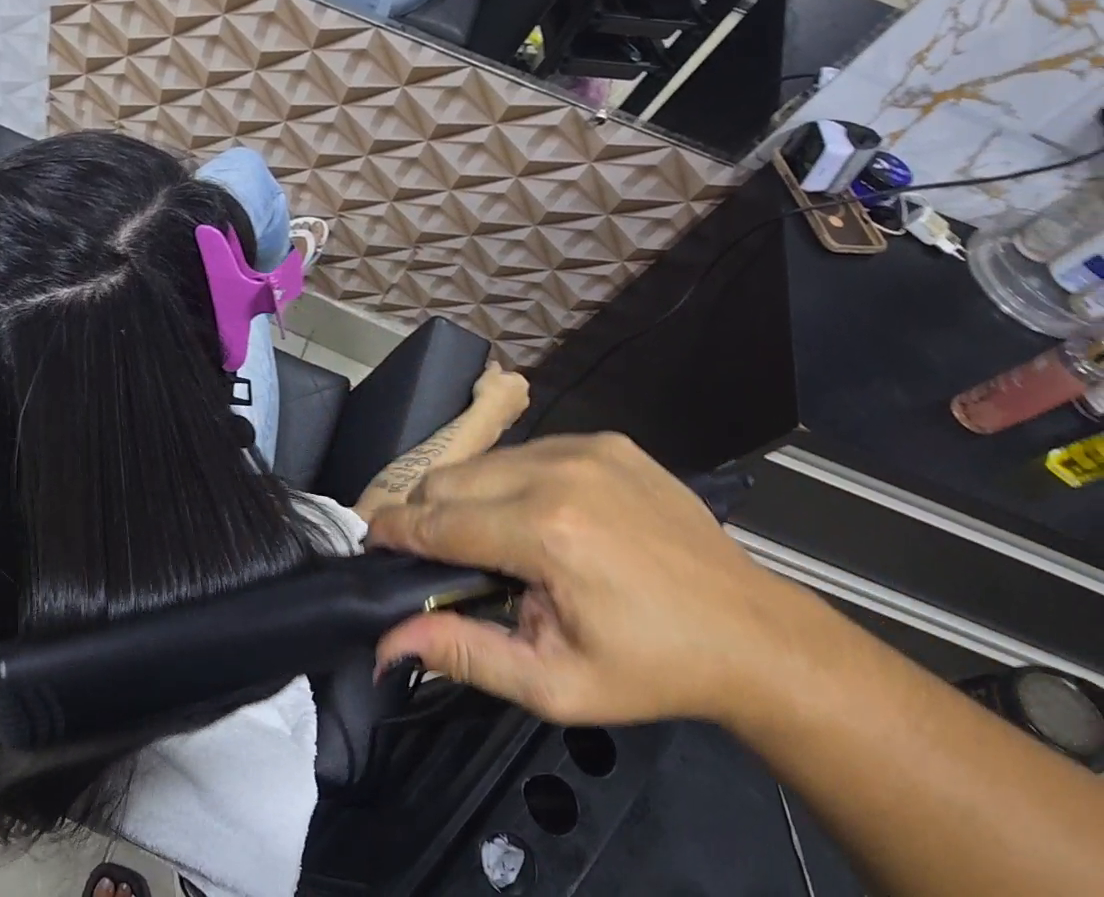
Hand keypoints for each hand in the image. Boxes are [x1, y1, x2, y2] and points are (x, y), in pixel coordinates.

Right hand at [368, 434, 811, 726]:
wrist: (754, 635)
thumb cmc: (650, 669)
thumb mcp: (553, 684)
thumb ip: (462, 655)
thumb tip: (385, 641)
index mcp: (546, 533)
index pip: (434, 521)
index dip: (393, 535)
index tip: (372, 547)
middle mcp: (559, 473)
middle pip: (446, 480)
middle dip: (427, 518)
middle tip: (444, 563)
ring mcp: (587, 448)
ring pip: (480, 461)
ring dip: (467, 498)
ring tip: (495, 544)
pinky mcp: (607, 441)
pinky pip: (523, 452)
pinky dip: (509, 483)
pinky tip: (537, 519)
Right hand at [471, 362, 529, 420]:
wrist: (487, 417)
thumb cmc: (490, 390)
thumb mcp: (488, 373)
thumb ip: (494, 366)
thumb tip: (496, 362)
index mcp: (523, 382)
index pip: (513, 375)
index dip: (502, 376)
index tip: (491, 378)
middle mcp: (526, 396)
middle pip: (514, 389)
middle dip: (505, 389)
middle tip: (490, 389)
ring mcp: (520, 411)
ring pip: (511, 402)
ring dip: (503, 401)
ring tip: (489, 401)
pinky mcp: (513, 422)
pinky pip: (506, 413)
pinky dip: (500, 411)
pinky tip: (489, 411)